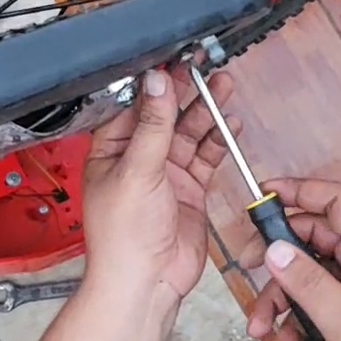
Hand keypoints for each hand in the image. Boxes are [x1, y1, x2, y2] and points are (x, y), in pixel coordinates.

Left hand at [80, 66, 236, 312]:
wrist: (147, 281)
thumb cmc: (123, 237)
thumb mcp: (137, 171)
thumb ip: (152, 125)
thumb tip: (157, 82)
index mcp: (111, 150)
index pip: (134, 106)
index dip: (156, 82)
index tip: (176, 58)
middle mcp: (137, 158)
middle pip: (165, 114)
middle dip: (186, 90)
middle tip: (205, 65)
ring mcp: (165, 173)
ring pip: (188, 132)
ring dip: (206, 110)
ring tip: (223, 84)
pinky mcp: (189, 189)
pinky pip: (206, 156)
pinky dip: (218, 139)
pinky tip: (229, 122)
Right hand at [246, 179, 340, 340]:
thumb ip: (307, 283)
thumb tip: (274, 249)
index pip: (337, 202)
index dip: (301, 191)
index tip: (264, 195)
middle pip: (312, 238)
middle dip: (276, 256)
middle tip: (247, 266)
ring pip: (307, 274)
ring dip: (280, 301)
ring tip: (261, 330)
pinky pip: (315, 302)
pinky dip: (296, 324)